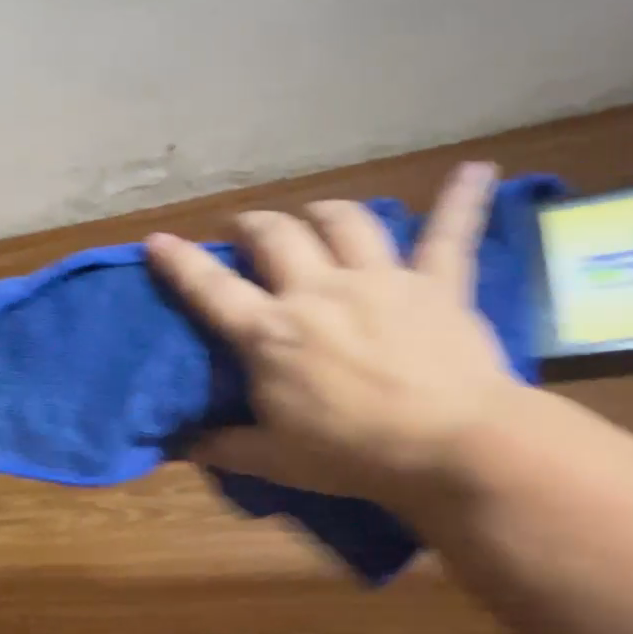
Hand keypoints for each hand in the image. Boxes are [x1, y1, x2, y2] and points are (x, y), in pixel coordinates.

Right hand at [144, 161, 534, 512]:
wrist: (451, 445)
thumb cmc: (351, 455)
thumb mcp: (272, 461)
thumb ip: (224, 446)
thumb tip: (181, 445)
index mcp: (271, 334)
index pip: (212, 289)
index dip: (180, 262)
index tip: (158, 240)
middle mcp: (318, 291)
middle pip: (277, 236)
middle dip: (253, 225)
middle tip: (244, 230)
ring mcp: (381, 279)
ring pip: (345, 221)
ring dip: (322, 211)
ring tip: (313, 214)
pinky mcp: (438, 282)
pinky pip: (450, 232)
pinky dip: (461, 199)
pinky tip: (475, 172)